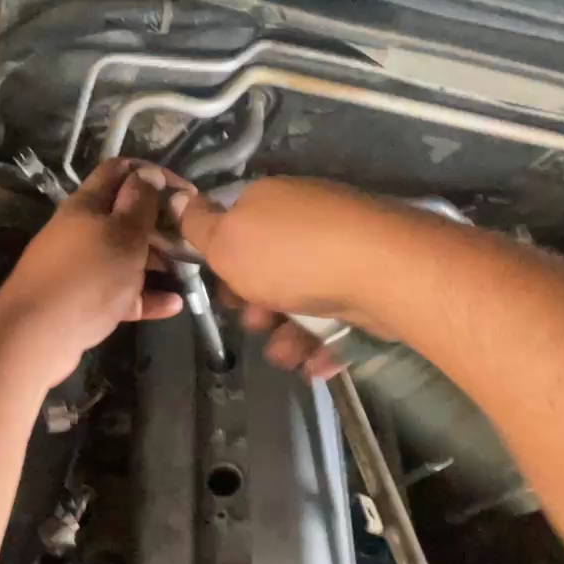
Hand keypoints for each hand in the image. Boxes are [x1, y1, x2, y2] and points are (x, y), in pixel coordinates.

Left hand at [0, 159, 183, 383]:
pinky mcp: (85, 303)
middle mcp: (82, 232)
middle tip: (193, 237)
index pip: (118, 171)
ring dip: (157, 262)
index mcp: (87, 205)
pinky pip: (122, 294)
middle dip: (161, 224)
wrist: (37, 336)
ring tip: (191, 271)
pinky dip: (146, 297)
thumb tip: (149, 174)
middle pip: (126, 218)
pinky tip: (175, 304)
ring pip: (126, 258)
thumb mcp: (123, 233)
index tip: (185, 191)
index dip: (151, 173)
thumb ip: (141, 204)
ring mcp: (83, 269)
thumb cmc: (87, 276)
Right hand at [172, 176, 395, 380]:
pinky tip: (314, 364)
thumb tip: (180, 200)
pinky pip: (335, 317)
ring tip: (286, 354)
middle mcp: (305, 219)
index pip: (233, 228)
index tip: (220, 291)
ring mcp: (340, 250)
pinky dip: (321, 342)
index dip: (221, 264)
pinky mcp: (369, 282)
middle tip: (257, 322)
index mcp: (269, 201)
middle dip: (254, 305)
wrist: (383, 273)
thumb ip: (198, 227)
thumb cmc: (290, 257)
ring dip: (285, 334)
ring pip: (299, 299)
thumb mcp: (225, 242)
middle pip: (265, 269)